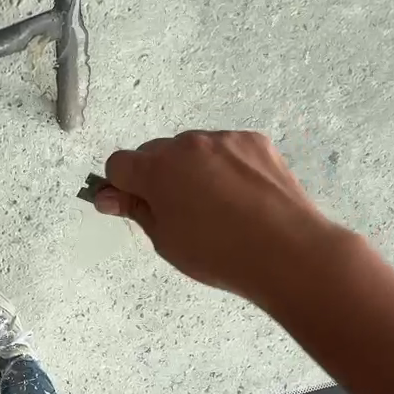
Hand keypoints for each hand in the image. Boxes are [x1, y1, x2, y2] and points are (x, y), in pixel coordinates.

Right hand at [95, 130, 350, 303]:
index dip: (120, 187)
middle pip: (154, 153)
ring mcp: (223, 139)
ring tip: (214, 208)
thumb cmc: (217, 254)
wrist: (286, 251)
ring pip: (191, 150)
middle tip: (176, 213)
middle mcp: (187, 144)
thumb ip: (134, 210)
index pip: (118, 164)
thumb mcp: (165, 239)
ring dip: (190, 170)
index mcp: (157, 169)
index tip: (132, 208)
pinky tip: (238, 197)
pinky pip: (225, 149)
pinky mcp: (254, 142)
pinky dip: (223, 167)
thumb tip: (107, 196)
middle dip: (156, 177)